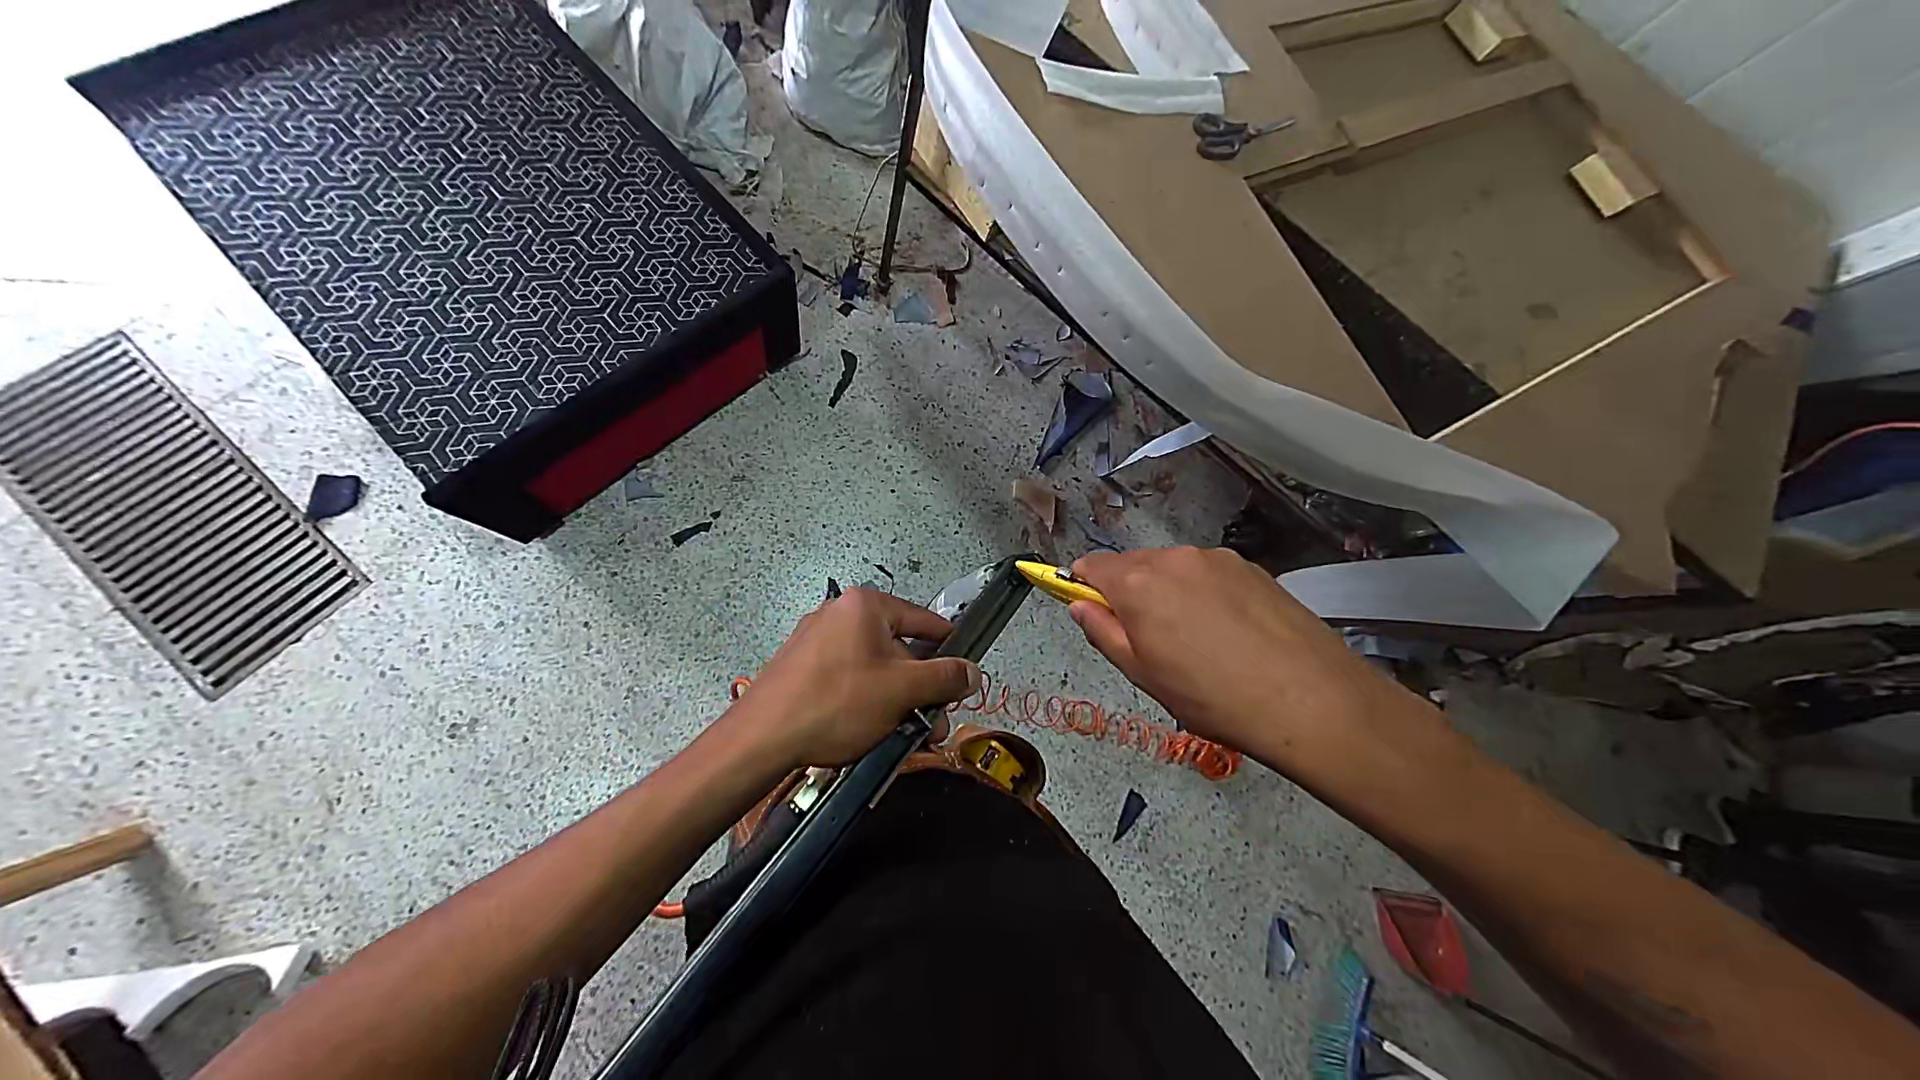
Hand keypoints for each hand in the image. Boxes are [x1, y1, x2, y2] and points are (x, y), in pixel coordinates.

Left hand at [730, 588, 981, 768]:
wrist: (761, 739)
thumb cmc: (835, 704)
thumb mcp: (902, 690)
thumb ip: (945, 677)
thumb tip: (973, 672)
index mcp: (865, 605)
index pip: (927, 621)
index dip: (951, 652)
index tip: (962, 681)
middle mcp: (839, 612)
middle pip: (900, 647)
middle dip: (920, 688)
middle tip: (932, 724)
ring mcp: (817, 639)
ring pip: (874, 667)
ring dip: (895, 700)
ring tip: (902, 735)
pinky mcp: (801, 666)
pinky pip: (848, 678)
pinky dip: (865, 701)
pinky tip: (869, 731)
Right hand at [1068, 547, 1404, 767]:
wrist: (1311, 700)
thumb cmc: (1213, 697)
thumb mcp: (1144, 675)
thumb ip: (1103, 633)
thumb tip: (1080, 606)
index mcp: (1138, 582)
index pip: (1090, 565)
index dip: (1084, 588)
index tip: (1095, 614)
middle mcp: (1174, 558)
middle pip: (1132, 565)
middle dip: (1129, 594)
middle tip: (1151, 642)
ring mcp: (1217, 558)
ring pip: (1173, 569)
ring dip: (1169, 593)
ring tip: (1198, 642)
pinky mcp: (1253, 567)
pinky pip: (1208, 574)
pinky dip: (1204, 594)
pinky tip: (1229, 633)